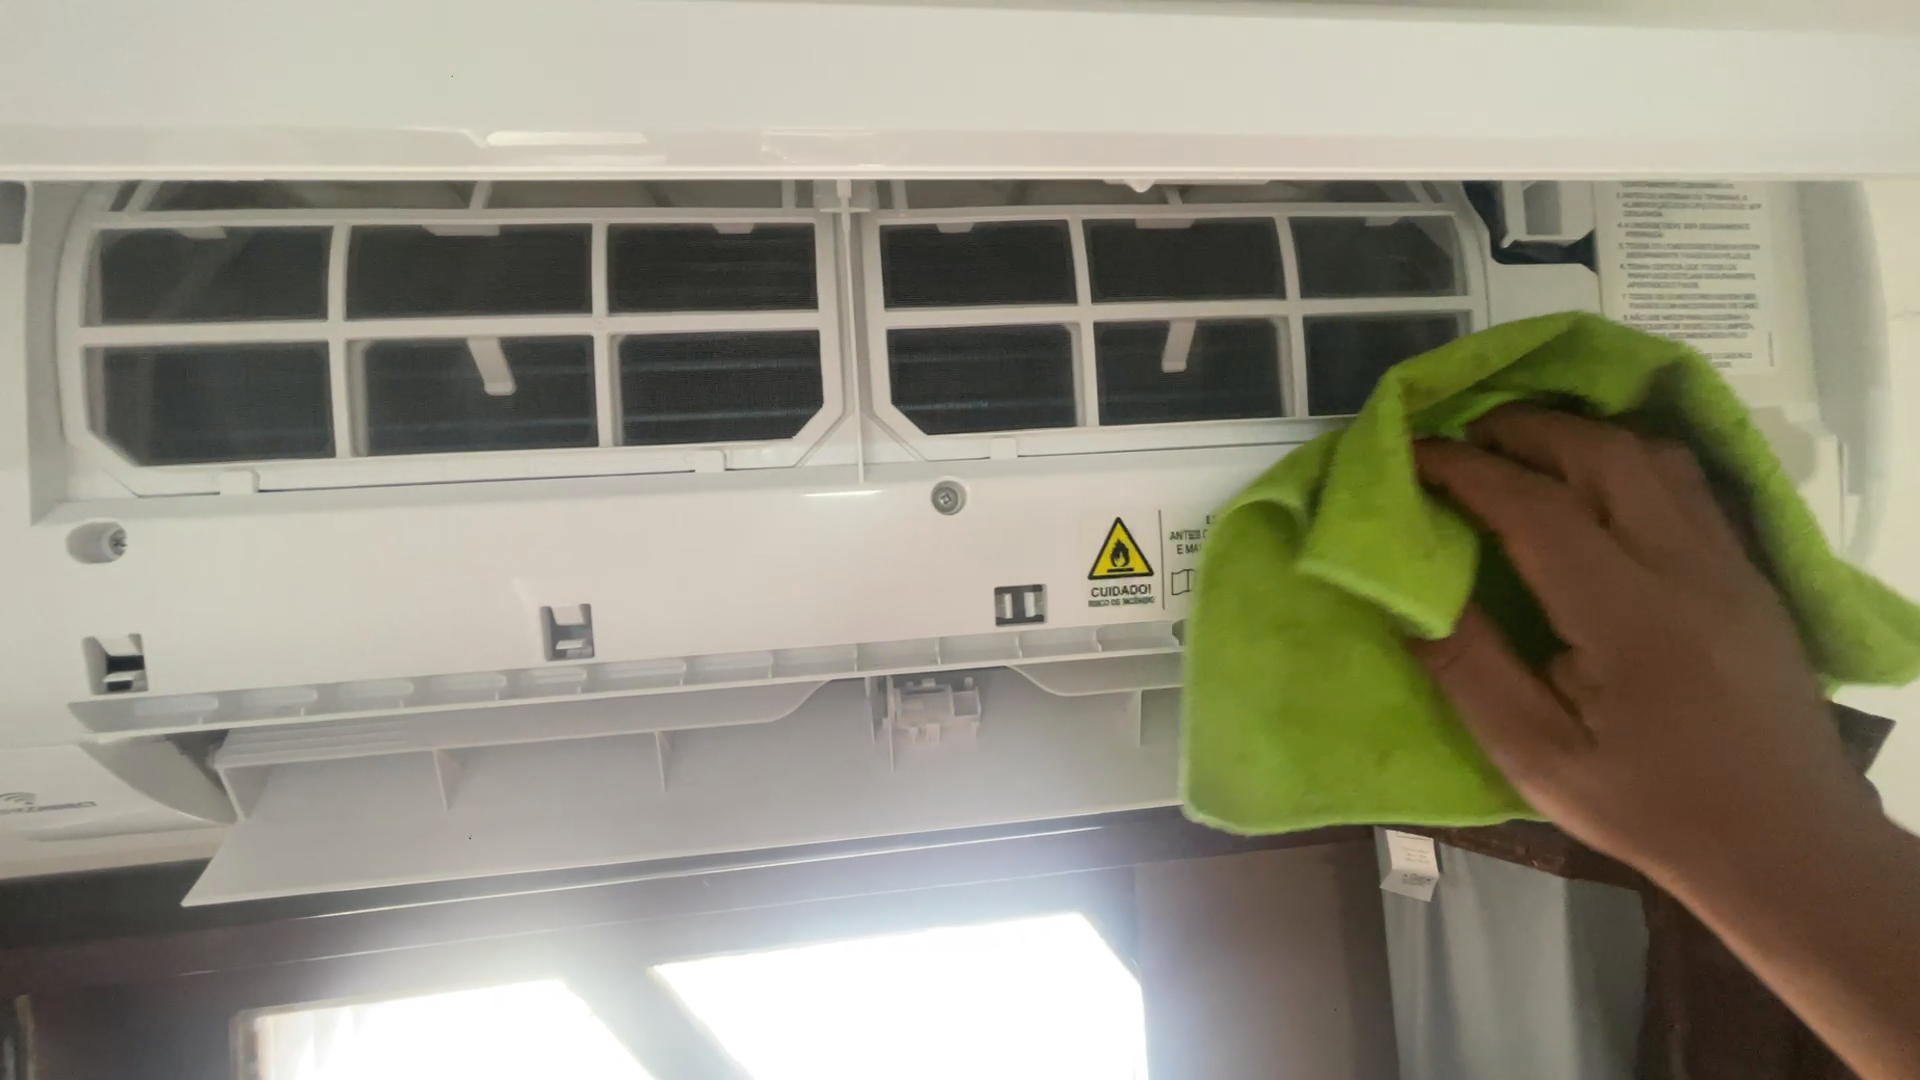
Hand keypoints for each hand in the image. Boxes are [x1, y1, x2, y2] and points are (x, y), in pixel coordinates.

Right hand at [1409, 405, 1880, 885]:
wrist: (1790, 849)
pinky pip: (1684, 486)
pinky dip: (1620, 459)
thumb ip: (1466, 665)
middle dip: (1523, 431)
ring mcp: (1734, 570)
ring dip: (1576, 436)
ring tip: (1513, 448)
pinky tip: (1582, 480)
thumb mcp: (1532, 753)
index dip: (1466, 472)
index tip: (1411, 456)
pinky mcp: (1748, 578)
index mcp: (1634, 620)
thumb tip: (1405, 595)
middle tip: (1458, 438)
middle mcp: (1695, 574)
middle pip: (1609, 457)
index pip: (1540, 509)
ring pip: (1656, 459)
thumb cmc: (1647, 807)